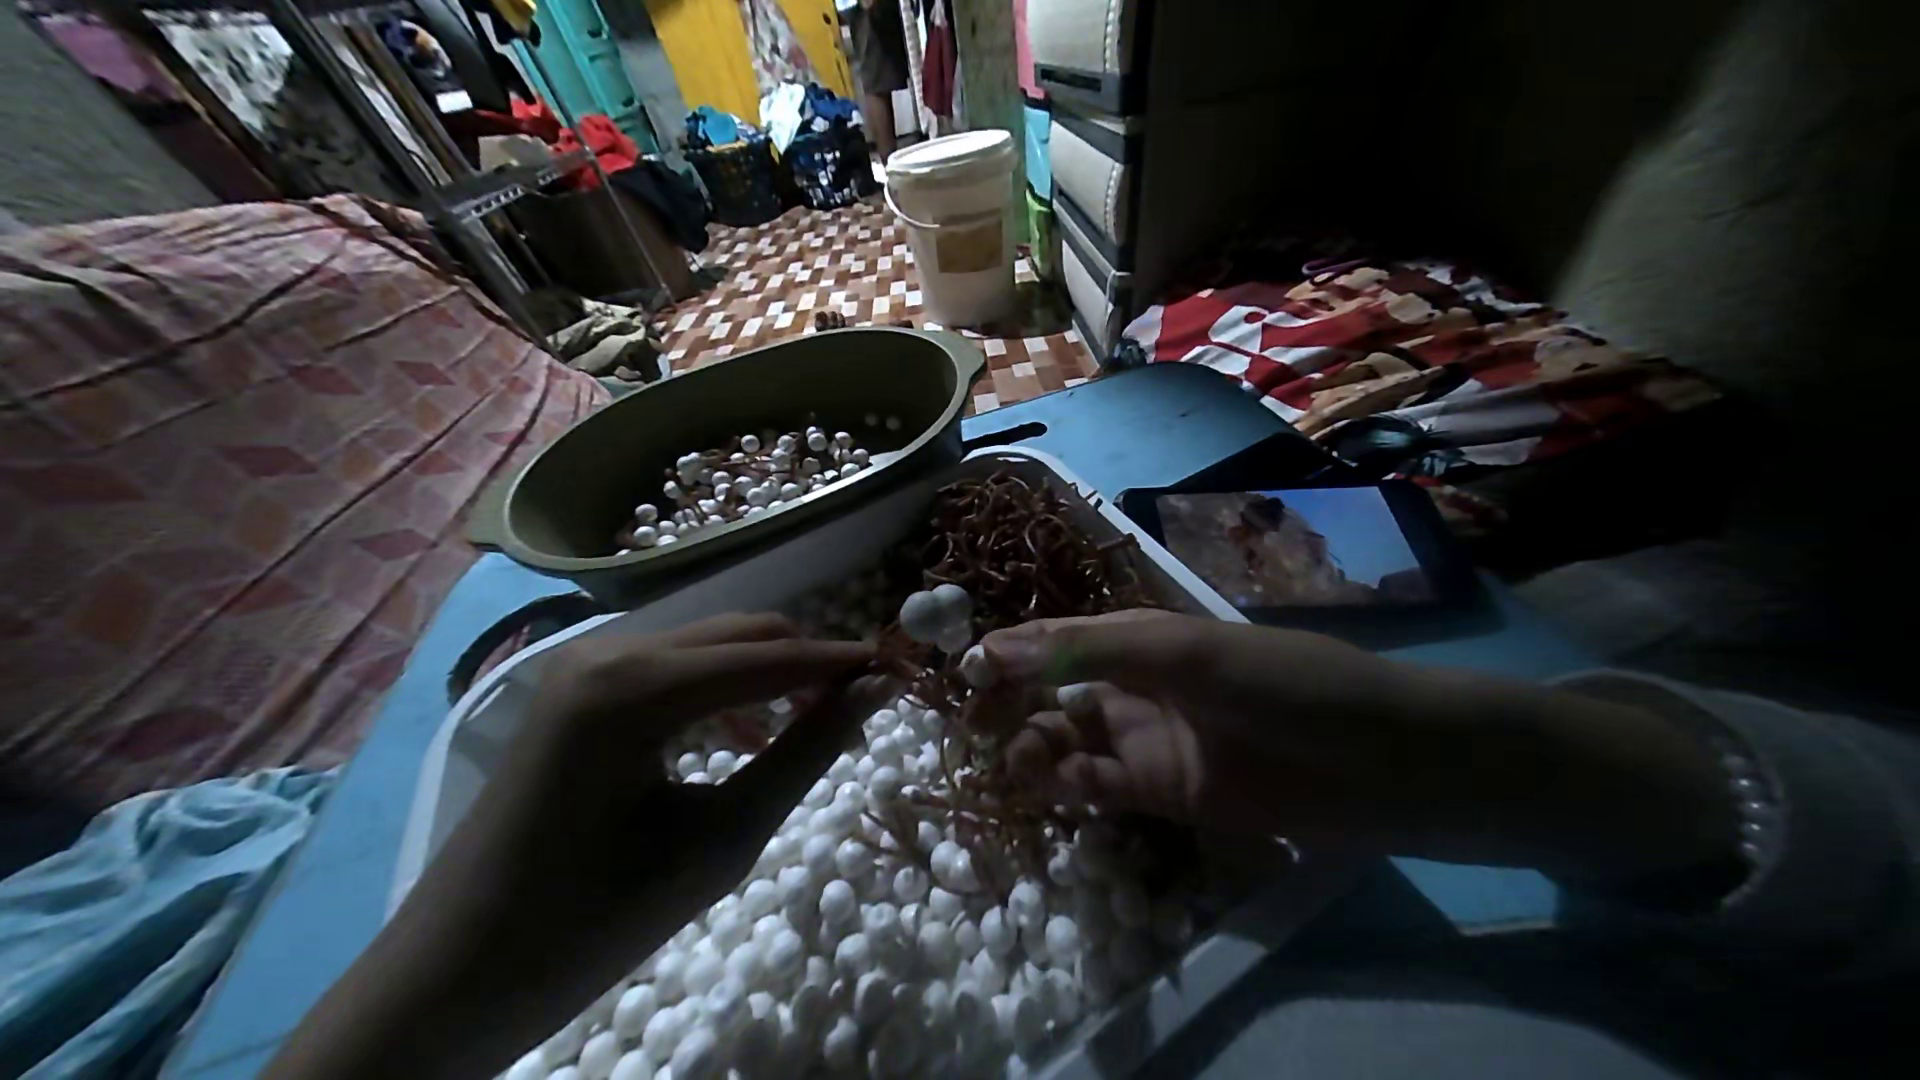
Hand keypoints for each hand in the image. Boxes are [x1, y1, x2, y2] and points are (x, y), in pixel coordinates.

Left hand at [267, 613, 875, 1079]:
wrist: (452, 978)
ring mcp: (587, 663)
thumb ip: (806, 754)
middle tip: (864, 703)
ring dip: (772, 671)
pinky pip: (678, 663)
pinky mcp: (580, 685)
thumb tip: (875, 694)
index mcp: (630, 690)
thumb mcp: (722, 841)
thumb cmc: (592, 924)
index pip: (767, 658)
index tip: (902, 669)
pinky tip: (745, 732)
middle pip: (742, 633)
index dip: (840, 664)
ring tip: (814, 720)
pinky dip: (728, 685)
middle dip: (808, 662)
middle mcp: (608, 652)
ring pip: (712, 642)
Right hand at [981, 611, 1738, 884]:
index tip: (964, 675)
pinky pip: (1099, 787)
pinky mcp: (1163, 794)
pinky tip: (1061, 789)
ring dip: (1034, 750)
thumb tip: (999, 646)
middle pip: (1050, 693)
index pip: (1054, 641)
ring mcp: (1146, 741)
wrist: (1384, 764)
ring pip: (1067, 742)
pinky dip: (1072, 788)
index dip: (1008, 654)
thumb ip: (1093, 650)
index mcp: (1136, 639)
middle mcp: (1132, 686)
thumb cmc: (1282, 684)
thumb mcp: (1184, 653)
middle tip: (973, 730)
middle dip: (1010, 705)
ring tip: (1013, 765)